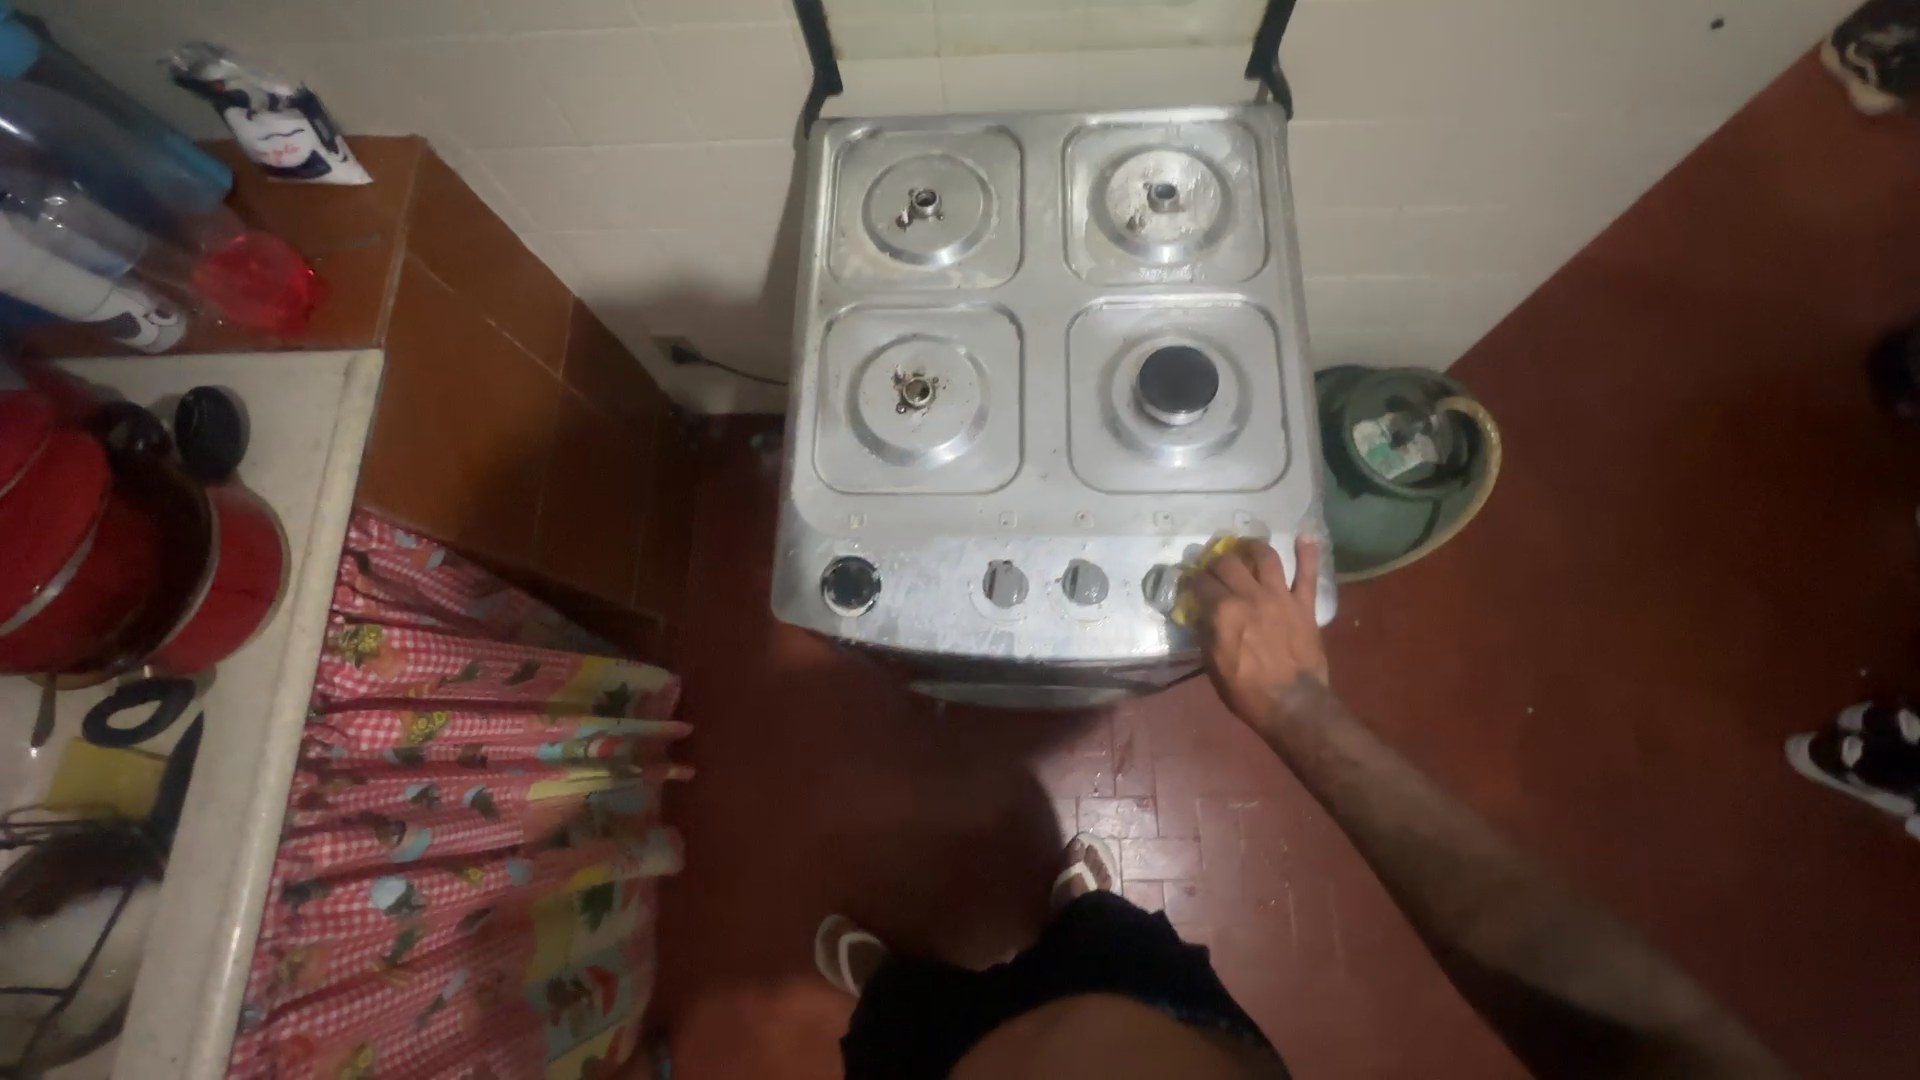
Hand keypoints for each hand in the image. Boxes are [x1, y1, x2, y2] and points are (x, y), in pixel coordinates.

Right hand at [1186, 536, 1328, 723]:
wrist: (1292, 705)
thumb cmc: (1245, 690)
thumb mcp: (1212, 663)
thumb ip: (1206, 632)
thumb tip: (1201, 614)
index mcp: (1223, 611)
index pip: (1199, 583)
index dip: (1189, 580)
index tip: (1186, 581)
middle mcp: (1249, 595)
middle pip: (1228, 562)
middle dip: (1215, 561)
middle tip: (1213, 566)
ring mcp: (1280, 597)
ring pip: (1265, 557)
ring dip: (1252, 547)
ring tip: (1246, 546)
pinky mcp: (1304, 605)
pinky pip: (1308, 574)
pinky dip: (1307, 553)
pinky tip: (1304, 537)